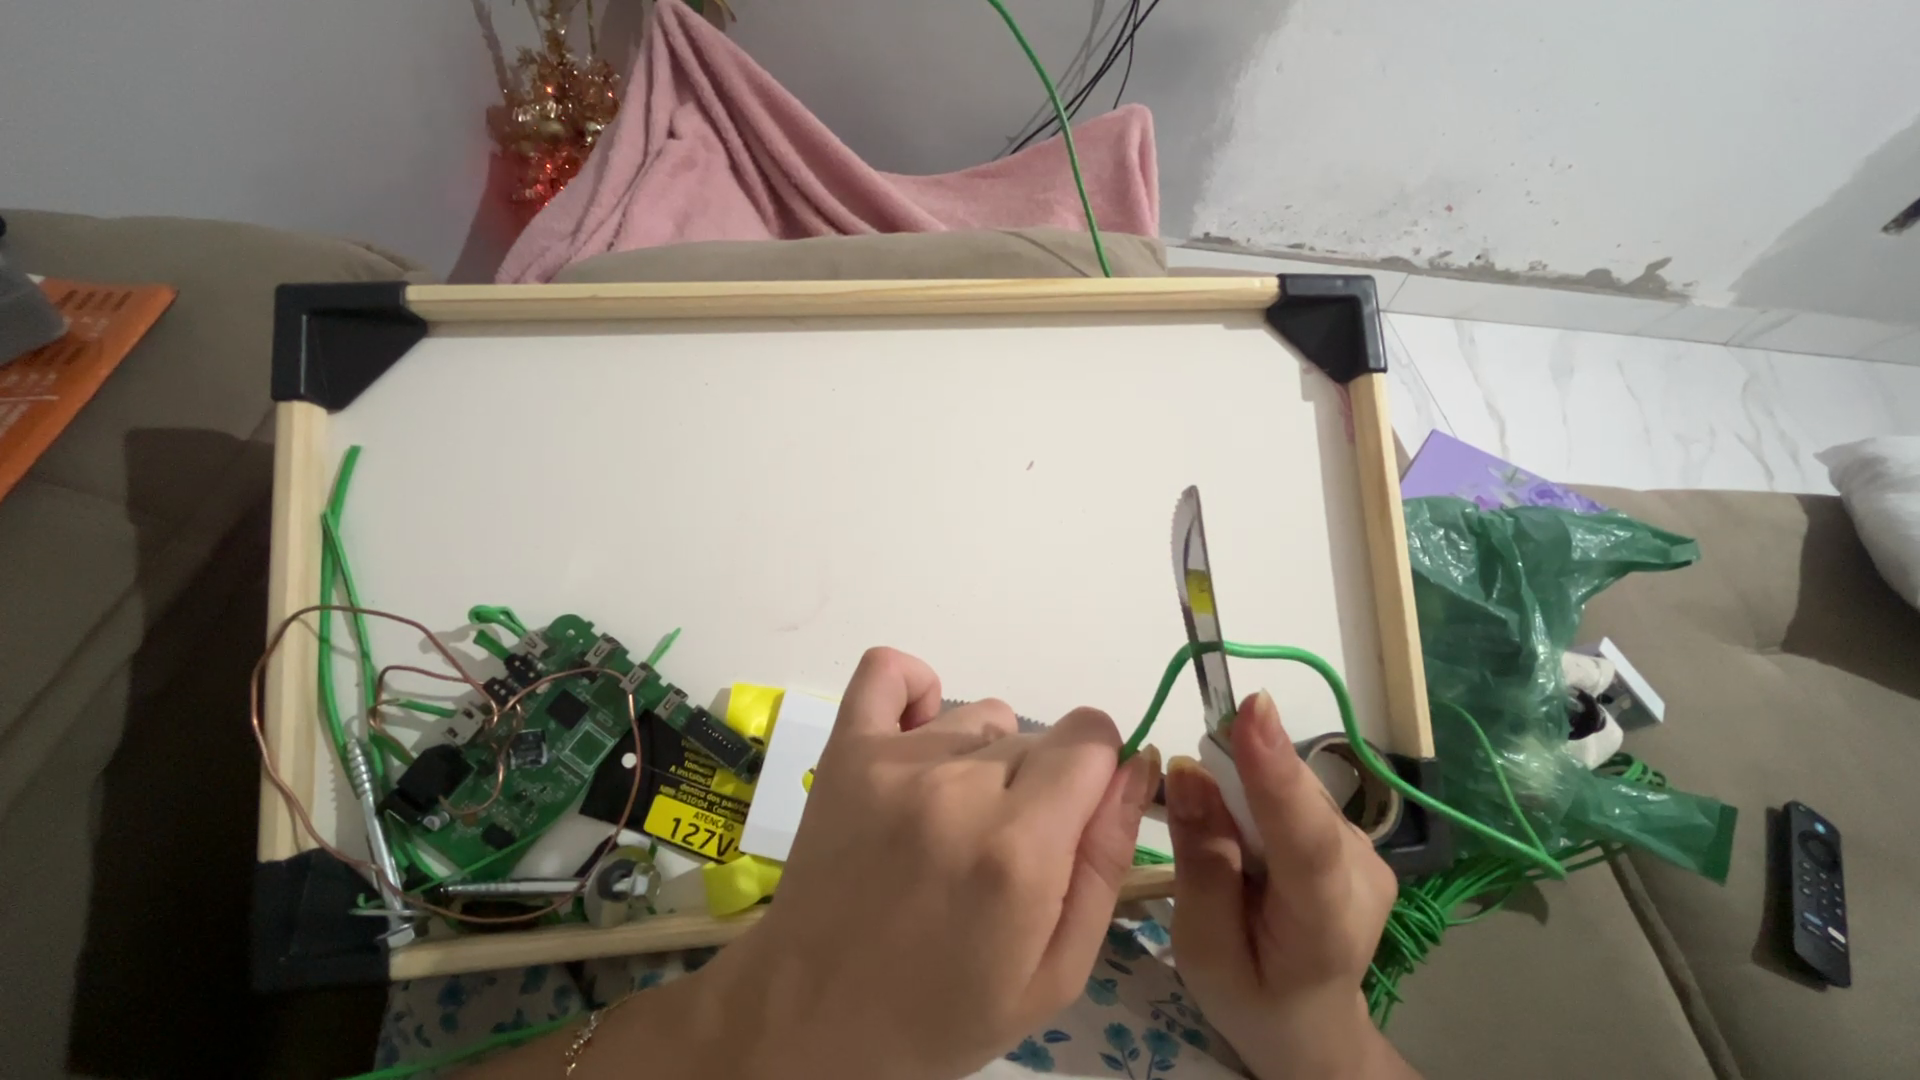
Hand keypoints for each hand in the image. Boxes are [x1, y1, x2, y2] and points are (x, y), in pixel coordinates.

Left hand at [697, 647, 1160, 1079]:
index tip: (1073, 818)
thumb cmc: (944, 1010)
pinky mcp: (846, 750)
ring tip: (954, 818)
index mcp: (1019, 847)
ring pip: (982, 716)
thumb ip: (1106, 859)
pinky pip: (889, 671)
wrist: (814, 1018)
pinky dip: (915, 691)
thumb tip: (1137, 765)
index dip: (1097, 775)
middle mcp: (959, 787)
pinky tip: (918, 738)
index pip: (1093, 737)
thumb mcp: (1056, 971)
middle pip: (1039, 735)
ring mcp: (895, 761)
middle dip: (1042, 785)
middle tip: (1003, 847)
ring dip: (986, 757)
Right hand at [1165, 691, 1416, 1079]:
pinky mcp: (1355, 838)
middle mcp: (1363, 873)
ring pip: (1292, 789)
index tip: (1252, 707)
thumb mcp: (1204, 947)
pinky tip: (1242, 835)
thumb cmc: (1251, 999)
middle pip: (1292, 798)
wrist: (1313, 1028)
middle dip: (1237, 772)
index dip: (1275, 770)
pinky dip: (1257, 797)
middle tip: (1183, 782)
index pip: (1304, 836)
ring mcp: (1367, 851)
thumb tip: (1187, 772)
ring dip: (1243, 787)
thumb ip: (1201, 860)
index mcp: (1324, 921)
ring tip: (1214, 831)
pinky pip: (1295, 795)